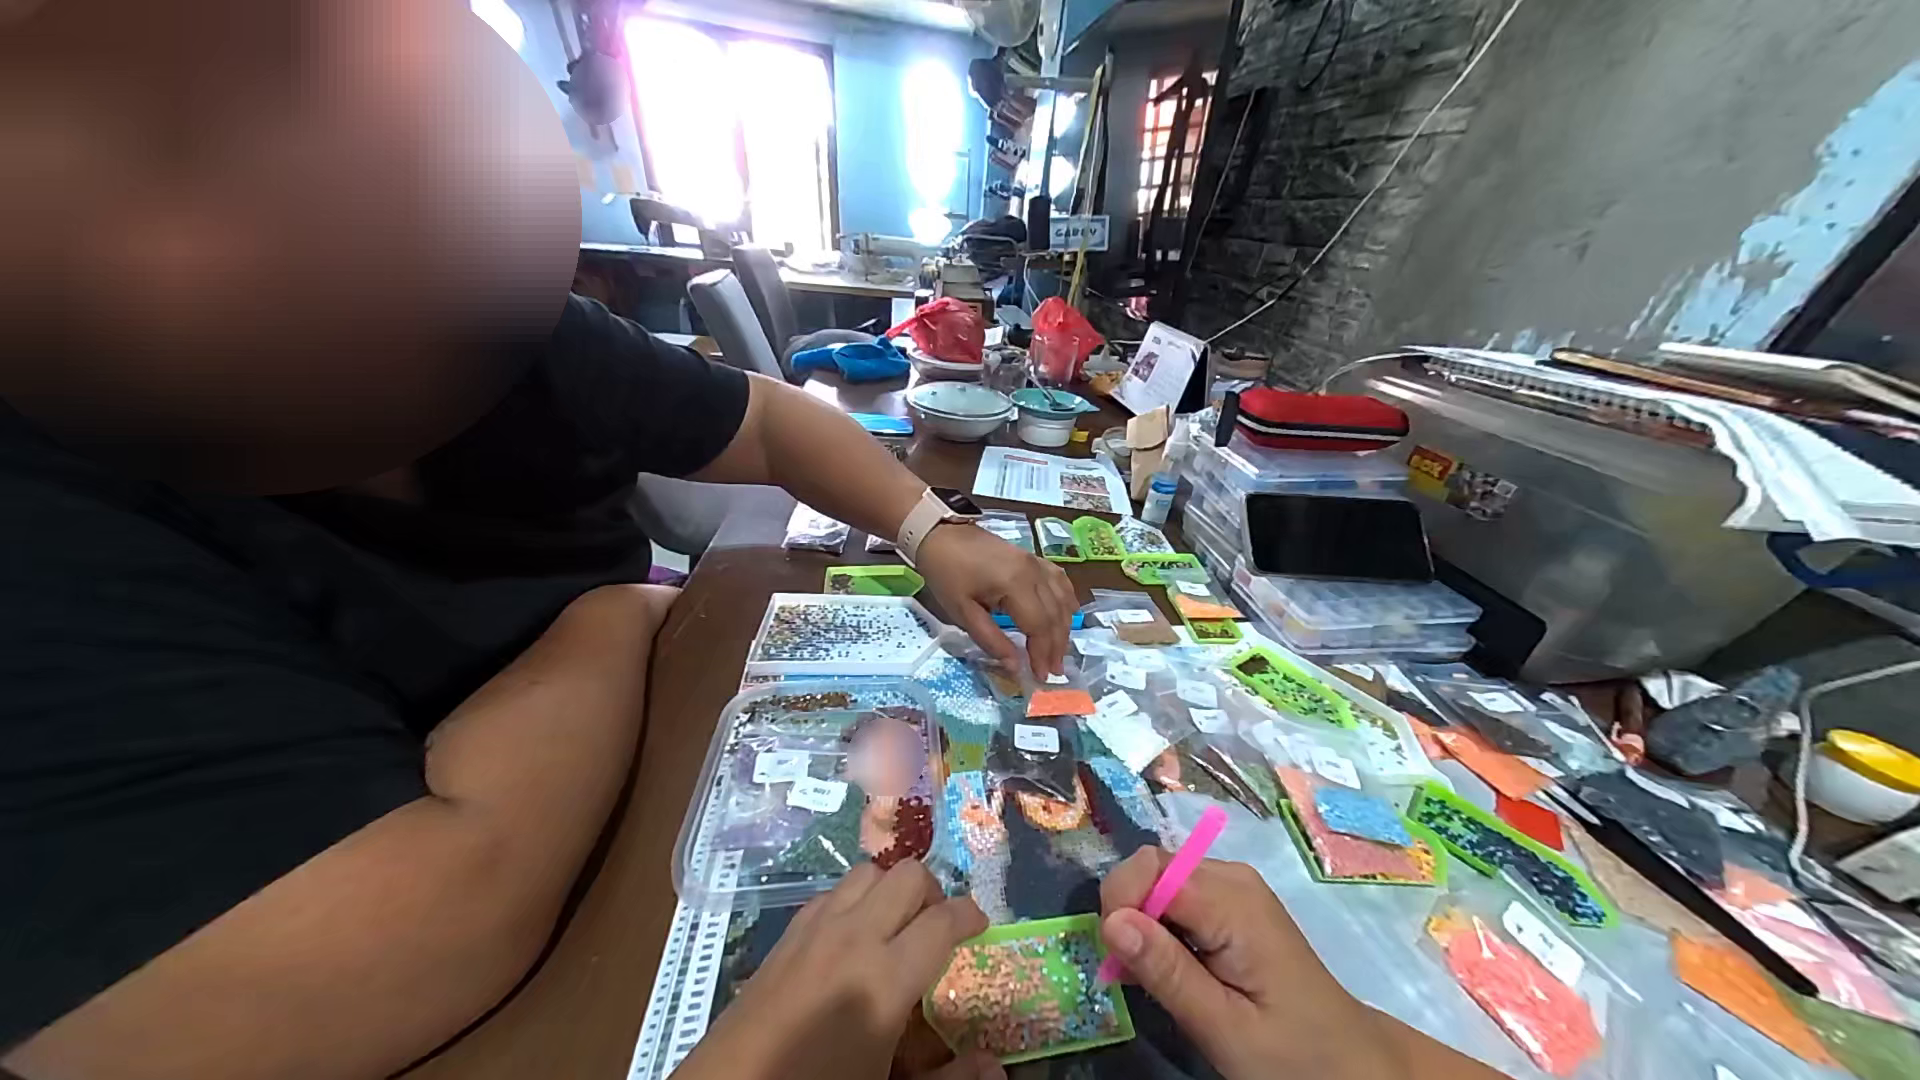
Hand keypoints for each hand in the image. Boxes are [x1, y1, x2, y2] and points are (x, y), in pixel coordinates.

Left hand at [676, 860, 987, 1079]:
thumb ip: (947, 1079)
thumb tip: (998, 1066)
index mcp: (883, 979)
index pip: (942, 922)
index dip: (969, 915)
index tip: (980, 926)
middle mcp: (853, 936)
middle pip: (907, 876)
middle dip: (932, 893)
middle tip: (937, 928)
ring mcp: (816, 928)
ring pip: (868, 872)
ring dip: (891, 889)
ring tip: (896, 926)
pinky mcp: (787, 933)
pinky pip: (833, 892)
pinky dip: (855, 899)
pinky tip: (852, 937)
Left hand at [916, 522, 1077, 678]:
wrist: (941, 534)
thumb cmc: (947, 573)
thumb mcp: (962, 611)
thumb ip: (991, 639)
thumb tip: (1015, 666)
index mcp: (1015, 584)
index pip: (1039, 625)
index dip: (1042, 653)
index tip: (1040, 677)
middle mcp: (1034, 572)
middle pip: (1055, 615)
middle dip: (1056, 646)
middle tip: (1052, 672)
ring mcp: (1037, 563)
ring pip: (1062, 600)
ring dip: (1063, 628)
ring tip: (1057, 653)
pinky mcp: (1034, 559)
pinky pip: (1060, 583)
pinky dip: (1066, 603)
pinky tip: (1065, 617)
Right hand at [1098, 848, 1407, 1079]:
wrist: (1356, 1066)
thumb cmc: (1295, 1057)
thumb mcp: (1226, 1030)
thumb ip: (1167, 972)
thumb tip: (1111, 922)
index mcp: (1234, 902)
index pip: (1152, 868)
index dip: (1121, 901)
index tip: (1114, 956)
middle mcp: (1231, 876)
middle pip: (1153, 866)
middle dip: (1127, 909)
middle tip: (1127, 971)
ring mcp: (1233, 885)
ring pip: (1160, 877)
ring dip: (1140, 917)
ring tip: (1147, 973)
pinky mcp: (1231, 899)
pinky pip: (1177, 892)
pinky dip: (1158, 921)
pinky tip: (1168, 962)